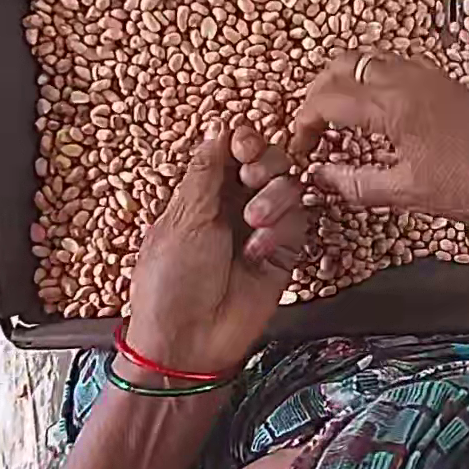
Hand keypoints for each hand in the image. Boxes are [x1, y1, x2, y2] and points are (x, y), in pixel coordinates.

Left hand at [124, 124, 307, 377]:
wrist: (190, 341)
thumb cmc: (171, 280)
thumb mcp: (183, 218)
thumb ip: (207, 171)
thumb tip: (219, 127)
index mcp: (203, 193)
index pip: (232, 150)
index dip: (243, 141)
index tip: (244, 145)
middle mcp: (235, 205)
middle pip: (267, 162)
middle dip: (265, 163)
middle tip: (252, 176)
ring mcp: (262, 228)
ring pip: (288, 187)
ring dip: (274, 197)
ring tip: (253, 222)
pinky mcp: (283, 252)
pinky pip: (297, 222)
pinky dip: (280, 230)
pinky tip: (257, 252)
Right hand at [288, 50, 468, 228]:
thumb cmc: (468, 187)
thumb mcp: (406, 192)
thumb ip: (354, 183)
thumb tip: (319, 177)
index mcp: (392, 106)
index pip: (327, 99)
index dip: (304, 122)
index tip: (300, 148)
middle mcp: (405, 79)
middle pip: (340, 67)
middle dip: (317, 95)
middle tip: (312, 130)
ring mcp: (424, 75)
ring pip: (365, 60)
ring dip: (342, 82)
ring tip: (336, 119)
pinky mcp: (439, 80)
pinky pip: (390, 65)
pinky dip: (368, 80)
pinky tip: (370, 112)